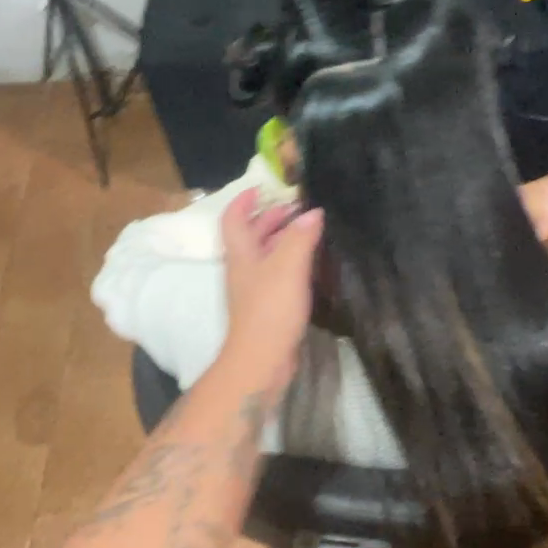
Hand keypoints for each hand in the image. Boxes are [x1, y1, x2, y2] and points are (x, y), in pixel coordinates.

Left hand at [219, 190, 323, 387]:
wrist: (260, 361)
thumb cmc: (269, 310)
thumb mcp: (287, 267)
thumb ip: (300, 236)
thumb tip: (313, 212)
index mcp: (241, 253)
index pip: (234, 217)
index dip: (245, 200)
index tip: (265, 187)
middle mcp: (243, 268)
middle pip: (251, 235)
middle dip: (272, 218)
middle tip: (299, 208)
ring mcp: (254, 290)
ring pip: (266, 256)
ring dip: (284, 241)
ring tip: (311, 232)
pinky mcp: (267, 308)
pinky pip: (277, 276)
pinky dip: (292, 264)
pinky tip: (312, 266)